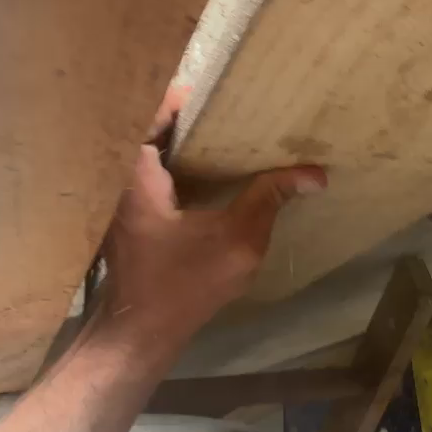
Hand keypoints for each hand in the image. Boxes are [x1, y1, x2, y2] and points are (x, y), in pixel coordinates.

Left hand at [85, 86, 324, 360]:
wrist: (138, 337)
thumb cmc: (183, 286)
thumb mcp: (238, 240)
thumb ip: (270, 198)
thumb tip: (315, 173)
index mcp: (136, 175)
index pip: (148, 112)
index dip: (178, 96)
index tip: (215, 93)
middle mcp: (117, 180)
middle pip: (143, 126)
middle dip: (179, 112)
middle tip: (221, 106)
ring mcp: (116, 200)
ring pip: (140, 149)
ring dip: (173, 137)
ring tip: (216, 129)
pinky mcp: (125, 216)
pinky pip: (143, 171)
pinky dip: (168, 161)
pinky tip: (201, 169)